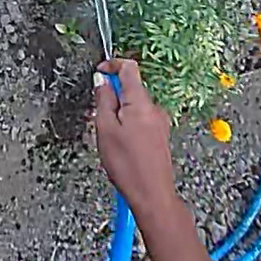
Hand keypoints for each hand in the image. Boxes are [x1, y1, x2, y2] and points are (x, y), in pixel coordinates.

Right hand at [93, 59, 179, 217]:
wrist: (153, 196)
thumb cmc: (128, 166)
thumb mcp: (105, 128)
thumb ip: (103, 99)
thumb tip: (102, 80)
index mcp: (141, 102)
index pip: (129, 67)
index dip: (112, 65)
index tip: (100, 71)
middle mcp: (154, 108)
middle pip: (132, 87)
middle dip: (114, 94)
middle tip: (100, 114)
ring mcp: (160, 121)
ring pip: (136, 104)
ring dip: (121, 110)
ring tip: (111, 135)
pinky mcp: (160, 134)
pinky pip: (142, 118)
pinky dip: (129, 122)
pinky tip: (122, 143)